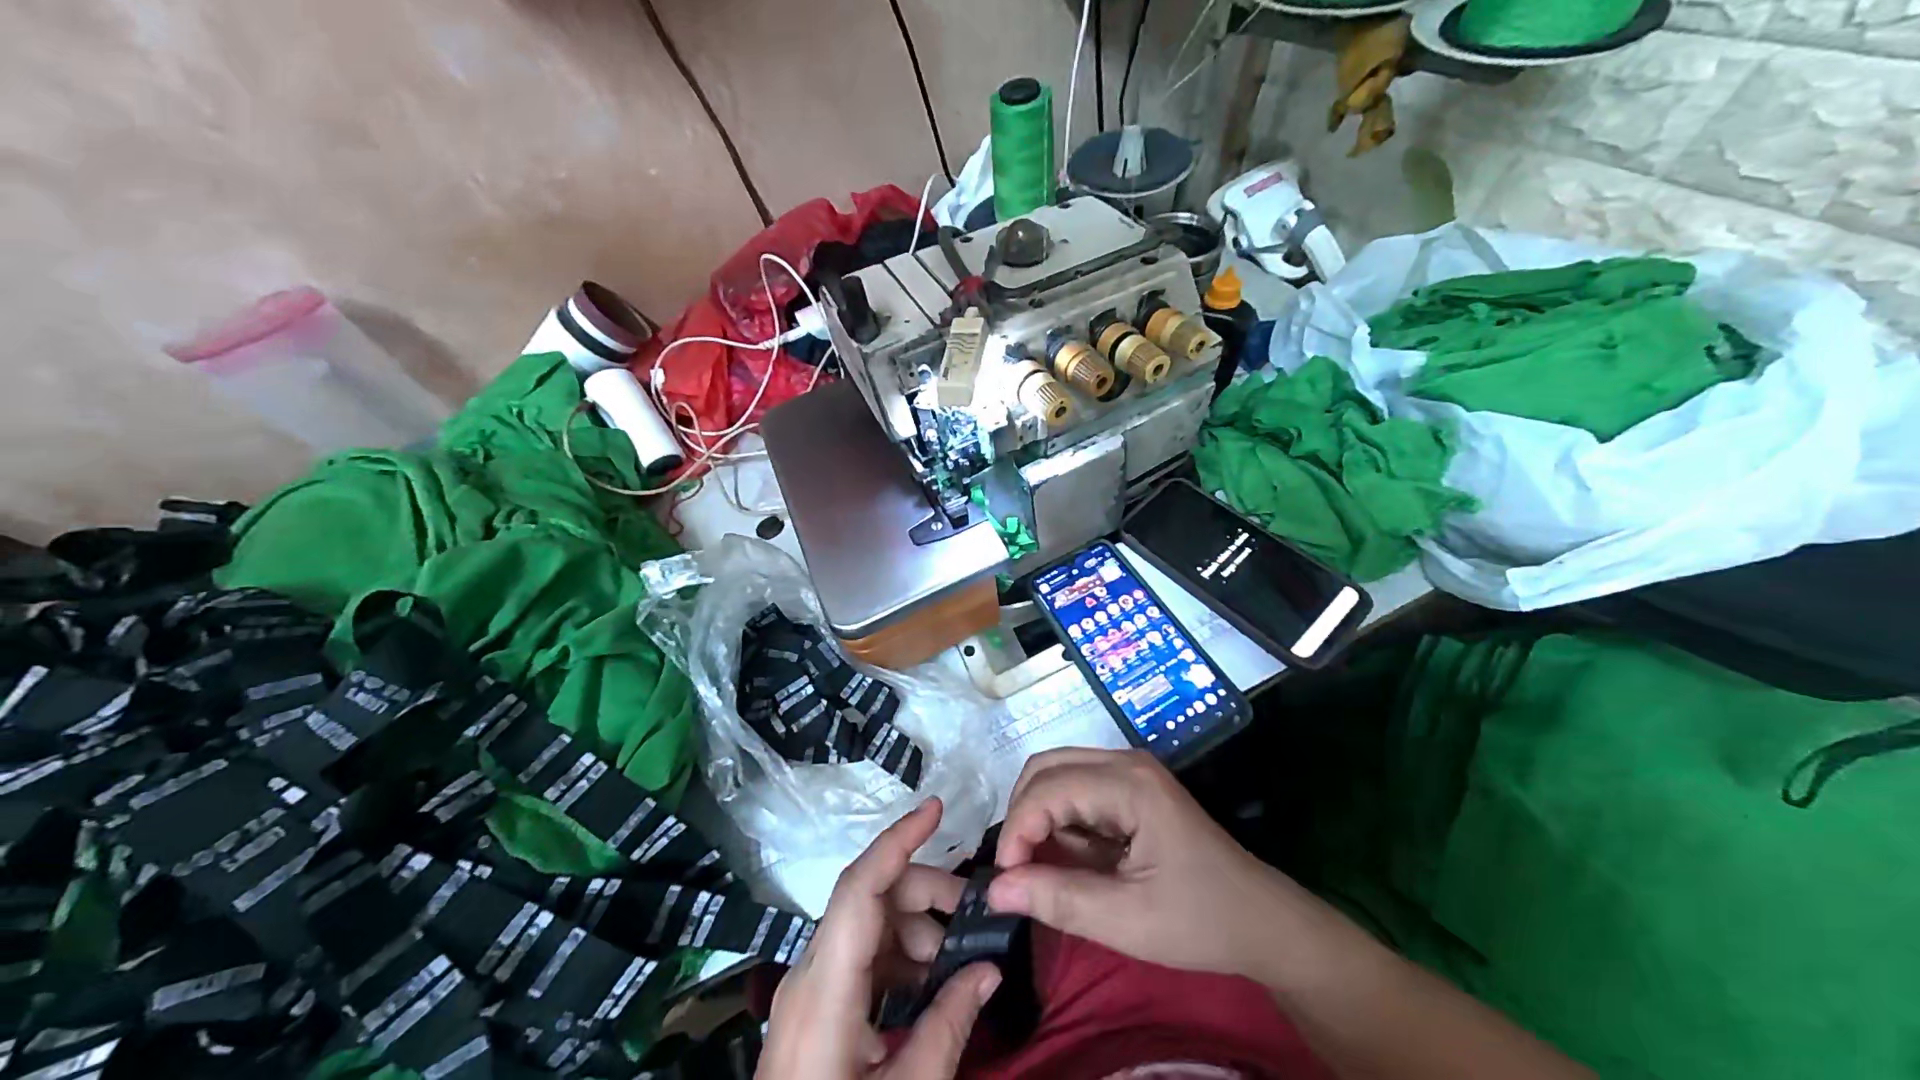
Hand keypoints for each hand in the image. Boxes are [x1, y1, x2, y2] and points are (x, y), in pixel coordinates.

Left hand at [758, 799, 1000, 1079]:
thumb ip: (949, 1026)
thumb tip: (989, 969)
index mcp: (825, 987)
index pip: (859, 887)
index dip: (897, 840)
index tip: (936, 808)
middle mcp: (810, 973)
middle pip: (869, 899)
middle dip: (925, 893)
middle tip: (973, 920)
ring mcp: (808, 989)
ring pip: (867, 926)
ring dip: (915, 928)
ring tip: (954, 963)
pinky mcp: (814, 1006)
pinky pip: (859, 956)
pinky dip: (898, 955)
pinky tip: (928, 984)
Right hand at [986, 748, 1292, 979]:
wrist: (1263, 924)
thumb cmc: (1200, 921)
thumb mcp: (1126, 921)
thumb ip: (1057, 900)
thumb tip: (995, 889)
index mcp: (1130, 784)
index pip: (1047, 788)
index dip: (1017, 831)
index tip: (1007, 881)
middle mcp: (1125, 762)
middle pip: (1045, 768)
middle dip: (1022, 816)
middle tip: (1018, 870)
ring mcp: (1130, 772)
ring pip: (1057, 775)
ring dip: (1039, 817)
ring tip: (1043, 869)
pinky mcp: (1131, 788)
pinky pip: (1076, 790)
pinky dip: (1060, 821)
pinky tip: (1072, 860)